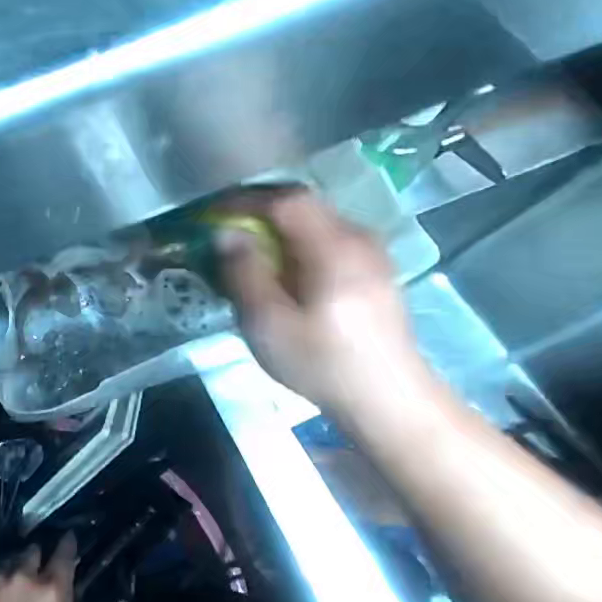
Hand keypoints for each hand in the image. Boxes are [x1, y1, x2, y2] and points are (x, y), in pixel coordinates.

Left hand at [0, 534, 77, 601]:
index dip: (67, 544)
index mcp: (51, 589)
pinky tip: (5, 596)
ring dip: (18, 568)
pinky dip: (3, 582)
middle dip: (39, 555)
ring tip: (21, 580)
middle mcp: (23, 577)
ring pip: (11, 564)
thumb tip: (62, 589)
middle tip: (42, 565)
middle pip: (33, 551)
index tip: (68, 538)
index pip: (63, 554)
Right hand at [214, 187, 430, 420]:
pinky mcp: (375, 272)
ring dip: (279, 229)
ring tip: (249, 253)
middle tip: (224, 231)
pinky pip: (329, 241)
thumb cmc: (323, 364)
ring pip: (317, 223)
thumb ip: (244, 273)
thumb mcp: (268, 324)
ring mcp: (373, 254)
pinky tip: (285, 274)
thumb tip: (225, 234)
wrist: (389, 402)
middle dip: (259, 212)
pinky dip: (298, 244)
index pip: (287, 199)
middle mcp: (359, 238)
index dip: (245, 200)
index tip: (211, 215)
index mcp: (335, 247)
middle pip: (304, 205)